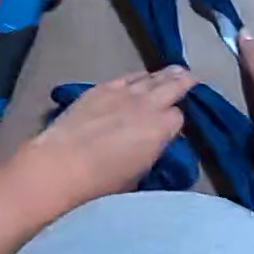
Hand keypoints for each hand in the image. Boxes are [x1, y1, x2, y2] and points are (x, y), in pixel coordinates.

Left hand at [0, 67, 195, 215]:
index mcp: (160, 130)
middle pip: (171, 87)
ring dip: (163, 75)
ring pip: (150, 78)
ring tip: (175, 70)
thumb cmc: (101, 183)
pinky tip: (142, 76)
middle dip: (182, 83)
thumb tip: (152, 144)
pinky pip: (126, 77)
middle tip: (192, 78)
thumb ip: (151, 153)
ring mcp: (122, 93)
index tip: (172, 128)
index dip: (176, 123)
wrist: (62, 165)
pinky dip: (137, 76)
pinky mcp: (100, 89)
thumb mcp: (138, 174)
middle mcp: (146, 105)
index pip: (179, 117)